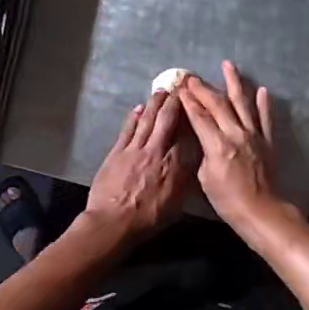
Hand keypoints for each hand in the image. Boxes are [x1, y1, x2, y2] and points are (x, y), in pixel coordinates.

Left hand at [82, 88, 196, 245]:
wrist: (113, 222)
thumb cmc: (147, 220)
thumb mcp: (175, 206)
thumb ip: (182, 182)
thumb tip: (189, 167)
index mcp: (175, 167)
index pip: (186, 136)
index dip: (191, 118)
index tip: (196, 105)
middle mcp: (157, 152)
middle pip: (167, 120)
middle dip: (174, 101)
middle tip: (179, 87)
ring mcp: (135, 150)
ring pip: (147, 120)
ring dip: (154, 103)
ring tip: (161, 91)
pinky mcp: (117, 152)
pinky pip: (128, 130)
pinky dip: (133, 117)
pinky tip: (138, 108)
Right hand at [176, 62, 289, 232]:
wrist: (259, 210)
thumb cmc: (226, 200)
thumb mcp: (204, 177)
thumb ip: (203, 153)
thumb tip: (204, 139)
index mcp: (217, 145)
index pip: (200, 116)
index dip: (189, 101)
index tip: (180, 89)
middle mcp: (236, 134)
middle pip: (218, 104)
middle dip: (203, 89)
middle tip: (192, 77)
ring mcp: (254, 135)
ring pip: (243, 103)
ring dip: (234, 82)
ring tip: (228, 65)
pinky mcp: (267, 141)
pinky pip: (265, 118)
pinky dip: (263, 103)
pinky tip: (261, 90)